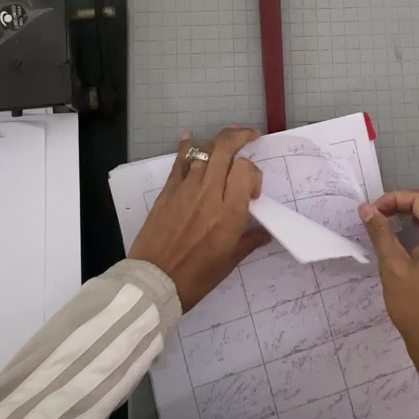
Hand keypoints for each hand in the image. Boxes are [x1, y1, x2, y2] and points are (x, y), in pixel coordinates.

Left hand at [129, 127, 269, 310]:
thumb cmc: (196, 276)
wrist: (154, 281)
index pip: (246, 170)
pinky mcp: (168, 189)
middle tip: (250, 138)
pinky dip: (187, 145)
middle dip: (241, 136)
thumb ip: (249, 241)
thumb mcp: (229, 261)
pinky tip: (190, 137)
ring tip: (228, 141)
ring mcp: (187, 188)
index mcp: (229, 212)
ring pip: (205, 150)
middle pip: (226, 148)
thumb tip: (264, 233)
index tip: (253, 192)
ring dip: (219, 142)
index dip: (254, 174)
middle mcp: (210, 193)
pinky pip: (180, 160)